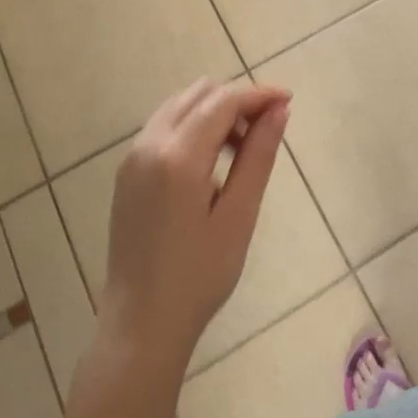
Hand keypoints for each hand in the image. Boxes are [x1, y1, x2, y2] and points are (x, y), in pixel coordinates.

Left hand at [98, 79, 291, 363]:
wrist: (141, 322)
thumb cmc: (198, 275)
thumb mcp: (238, 215)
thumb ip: (258, 156)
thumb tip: (279, 110)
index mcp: (178, 156)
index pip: (223, 101)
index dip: (259, 94)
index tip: (289, 101)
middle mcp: (149, 144)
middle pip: (199, 94)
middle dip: (237, 99)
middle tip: (269, 128)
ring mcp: (132, 157)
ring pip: (180, 106)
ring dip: (214, 111)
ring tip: (244, 147)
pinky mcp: (127, 173)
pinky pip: (164, 127)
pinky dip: (193, 127)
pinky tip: (212, 162)